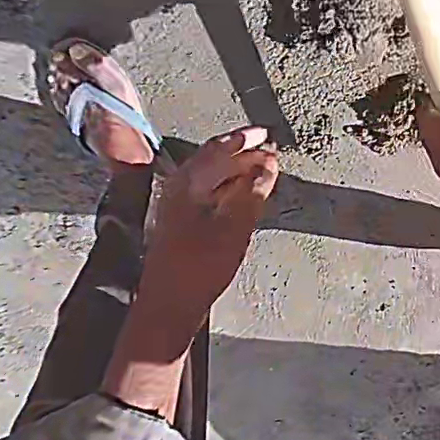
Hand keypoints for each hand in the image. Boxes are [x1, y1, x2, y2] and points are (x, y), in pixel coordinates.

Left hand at [139, 126, 280, 320]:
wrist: (170, 304)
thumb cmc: (199, 267)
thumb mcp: (235, 226)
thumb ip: (253, 192)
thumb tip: (268, 166)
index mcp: (187, 183)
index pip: (219, 149)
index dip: (245, 140)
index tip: (266, 135)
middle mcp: (178, 189)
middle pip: (213, 161)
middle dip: (242, 155)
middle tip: (269, 153)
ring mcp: (177, 207)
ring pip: (211, 179)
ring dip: (237, 173)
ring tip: (262, 172)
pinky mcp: (181, 224)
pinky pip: (209, 195)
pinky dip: (229, 190)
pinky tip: (244, 198)